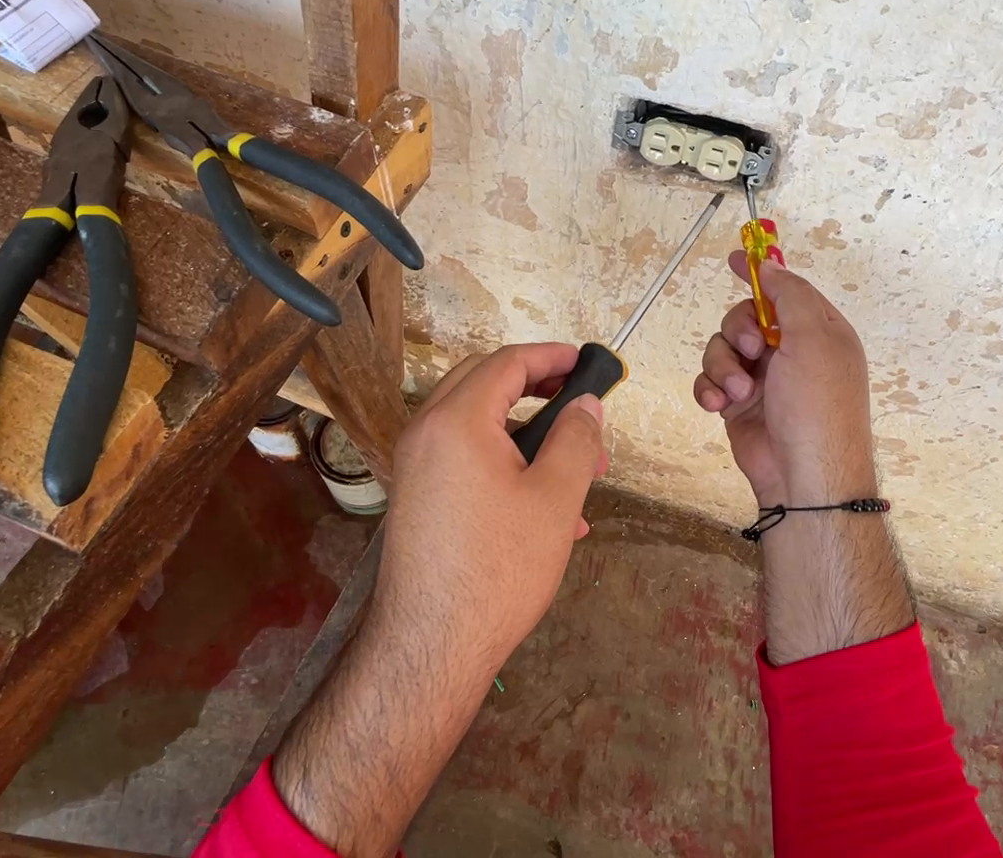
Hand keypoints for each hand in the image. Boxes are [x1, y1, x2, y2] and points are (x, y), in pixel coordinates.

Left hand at [272, 344, 606, 857]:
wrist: (431, 646)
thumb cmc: (499, 568)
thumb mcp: (554, 498)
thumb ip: (575, 439)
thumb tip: (585, 404)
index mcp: (456, 420)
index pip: (506, 363)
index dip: (552, 356)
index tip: (587, 363)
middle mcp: (425, 432)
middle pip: (485, 383)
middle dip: (539, 391)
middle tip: (581, 411)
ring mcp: (415, 466)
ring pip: (478, 425)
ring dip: (528, 435)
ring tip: (578, 474)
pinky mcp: (417, 497)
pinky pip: (465, 459)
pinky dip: (504, 464)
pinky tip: (547, 511)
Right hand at [692, 254, 874, 506]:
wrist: (804, 477)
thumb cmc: (818, 404)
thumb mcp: (814, 338)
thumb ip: (790, 295)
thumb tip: (769, 266)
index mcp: (817, 332)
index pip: (784, 291)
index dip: (759, 274)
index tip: (733, 259)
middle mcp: (789, 353)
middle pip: (743, 318)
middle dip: (737, 332)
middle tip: (752, 351)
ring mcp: (761, 380)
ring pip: (720, 350)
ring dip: (722, 367)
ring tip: (738, 393)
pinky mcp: (737, 406)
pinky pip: (709, 382)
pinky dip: (709, 390)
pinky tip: (718, 406)